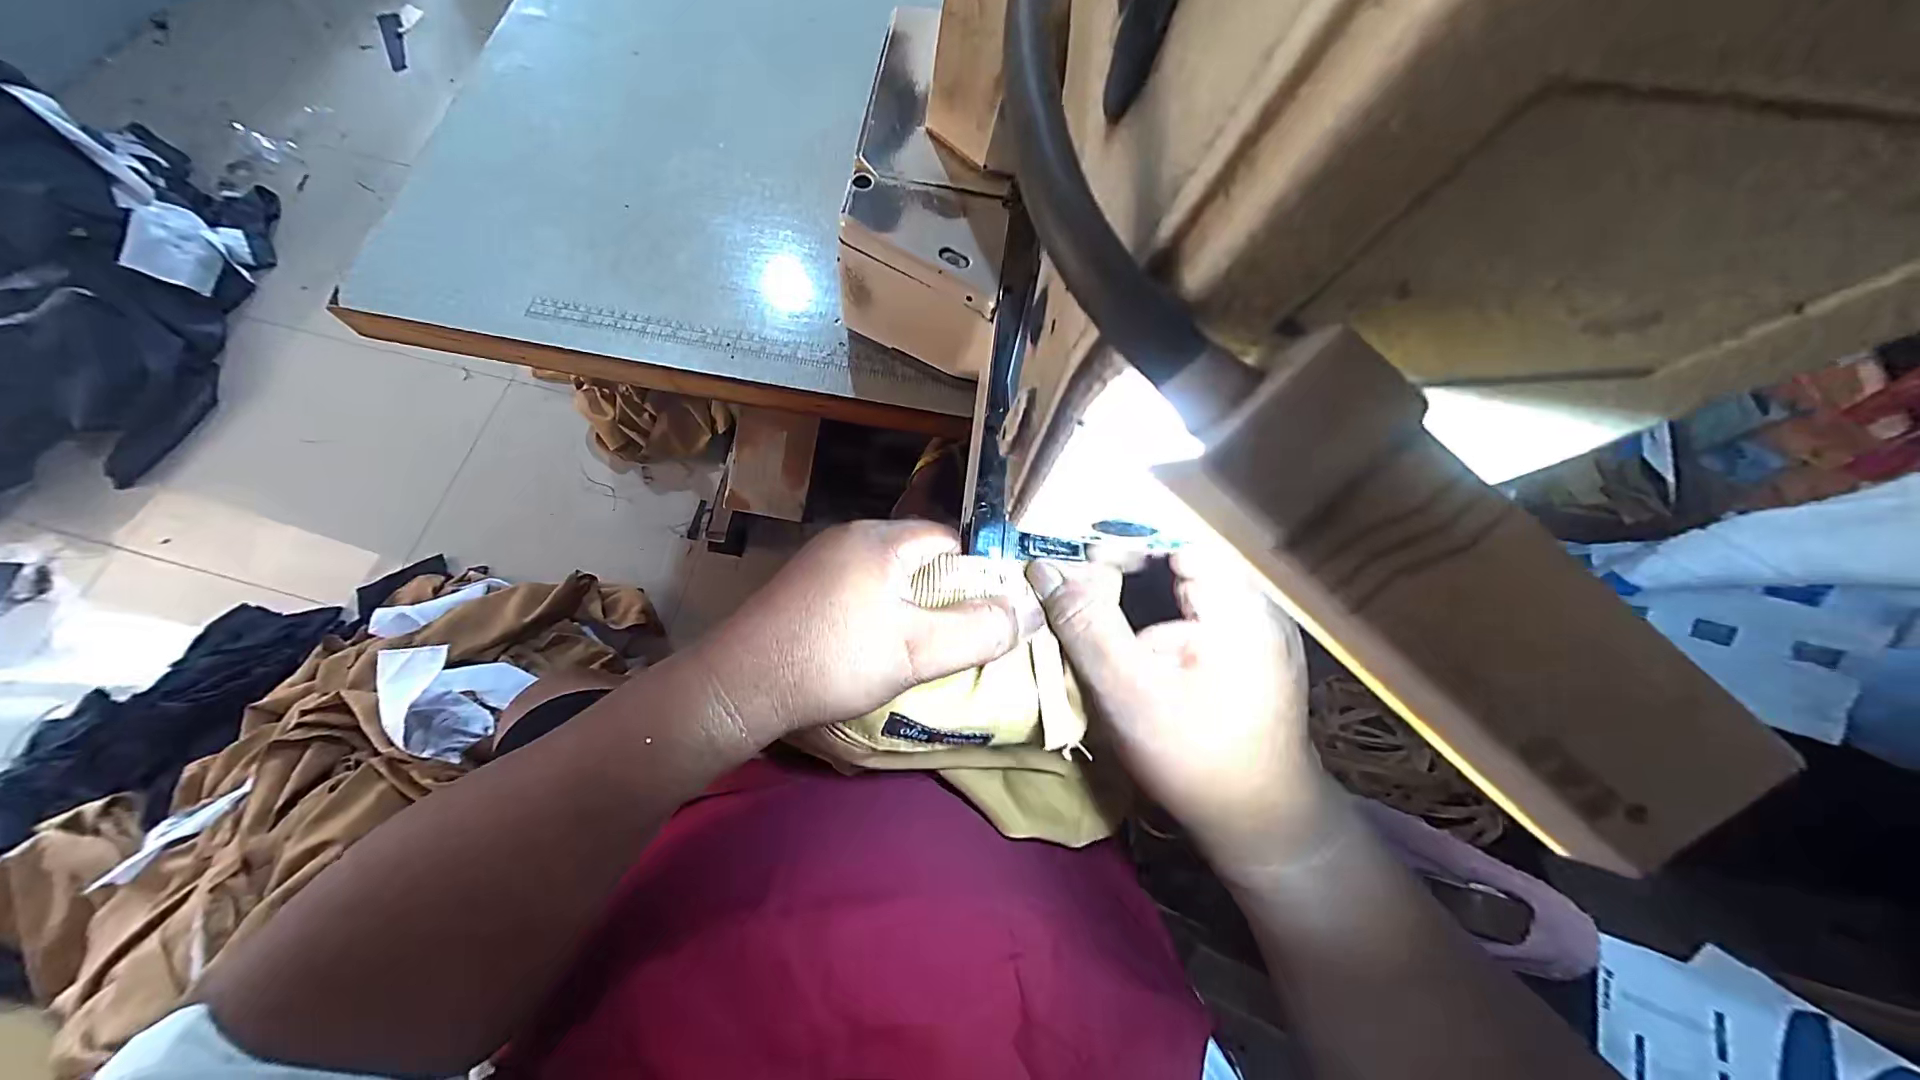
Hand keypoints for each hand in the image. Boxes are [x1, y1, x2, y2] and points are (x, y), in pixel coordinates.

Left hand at [688, 520, 1042, 738]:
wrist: (739, 686)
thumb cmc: (832, 661)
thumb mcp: (917, 651)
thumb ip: (978, 631)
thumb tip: (1028, 611)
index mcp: (880, 538)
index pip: (949, 538)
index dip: (976, 572)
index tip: (987, 610)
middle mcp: (850, 536)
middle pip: (919, 554)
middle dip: (944, 590)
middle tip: (957, 633)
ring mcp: (822, 559)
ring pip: (888, 573)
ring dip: (910, 603)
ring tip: (920, 643)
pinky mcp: (804, 586)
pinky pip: (860, 586)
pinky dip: (878, 609)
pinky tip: (873, 643)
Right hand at [1028, 548, 1326, 866]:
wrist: (1264, 826)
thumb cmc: (1196, 759)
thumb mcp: (1128, 691)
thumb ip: (1085, 626)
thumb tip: (1045, 570)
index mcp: (1238, 604)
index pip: (1168, 542)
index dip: (1117, 551)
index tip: (1074, 575)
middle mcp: (1257, 605)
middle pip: (1177, 563)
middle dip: (1123, 576)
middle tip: (1078, 600)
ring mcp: (1260, 630)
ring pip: (1185, 590)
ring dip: (1138, 599)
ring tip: (1098, 621)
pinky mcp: (1252, 653)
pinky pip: (1198, 616)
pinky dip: (1159, 621)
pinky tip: (1135, 647)